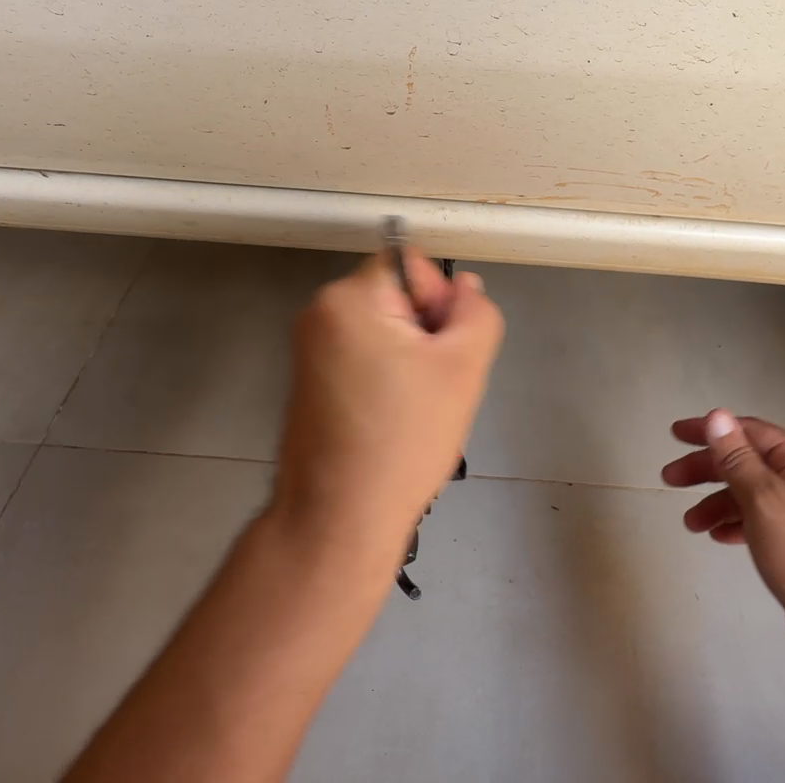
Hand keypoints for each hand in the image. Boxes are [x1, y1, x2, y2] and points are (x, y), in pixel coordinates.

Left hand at [272, 249, 504, 551]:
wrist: (339, 520)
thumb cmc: (404, 439)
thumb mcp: (463, 367)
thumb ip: (476, 312)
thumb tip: (465, 288)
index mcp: (348, 299)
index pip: (411, 264)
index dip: (440, 299)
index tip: (446, 349)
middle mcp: (319, 314)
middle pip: (395, 297)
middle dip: (428, 332)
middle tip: (438, 386)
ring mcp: (308, 351)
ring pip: (384, 332)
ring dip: (412, 360)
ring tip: (419, 410)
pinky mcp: (309, 384)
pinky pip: (362, 359)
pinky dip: (387, 380)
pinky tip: (396, 422)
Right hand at [661, 409, 784, 639]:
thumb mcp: (763, 499)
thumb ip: (736, 457)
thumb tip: (717, 415)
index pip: (750, 431)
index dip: (711, 430)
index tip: (675, 435)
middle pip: (748, 462)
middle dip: (707, 470)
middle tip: (670, 479)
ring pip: (751, 494)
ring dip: (717, 503)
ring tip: (690, 524)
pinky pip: (761, 520)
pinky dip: (737, 523)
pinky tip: (718, 536)